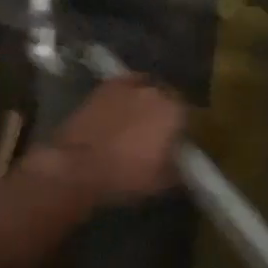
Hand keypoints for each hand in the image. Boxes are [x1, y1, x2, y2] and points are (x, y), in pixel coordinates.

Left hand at [34, 76, 186, 200]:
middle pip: (167, 97)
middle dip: (165, 111)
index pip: (189, 113)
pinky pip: (123, 86)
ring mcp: (127, 85)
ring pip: (145, 88)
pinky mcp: (103, 86)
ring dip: (145, 100)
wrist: (78, 166)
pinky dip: (124, 94)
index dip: (184, 126)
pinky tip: (120, 106)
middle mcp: (154, 91)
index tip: (178, 139)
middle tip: (159, 130)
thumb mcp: (163, 182)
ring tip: (137, 119)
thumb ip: (179, 167)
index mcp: (174, 111)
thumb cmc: (126, 176)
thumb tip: (180, 162)